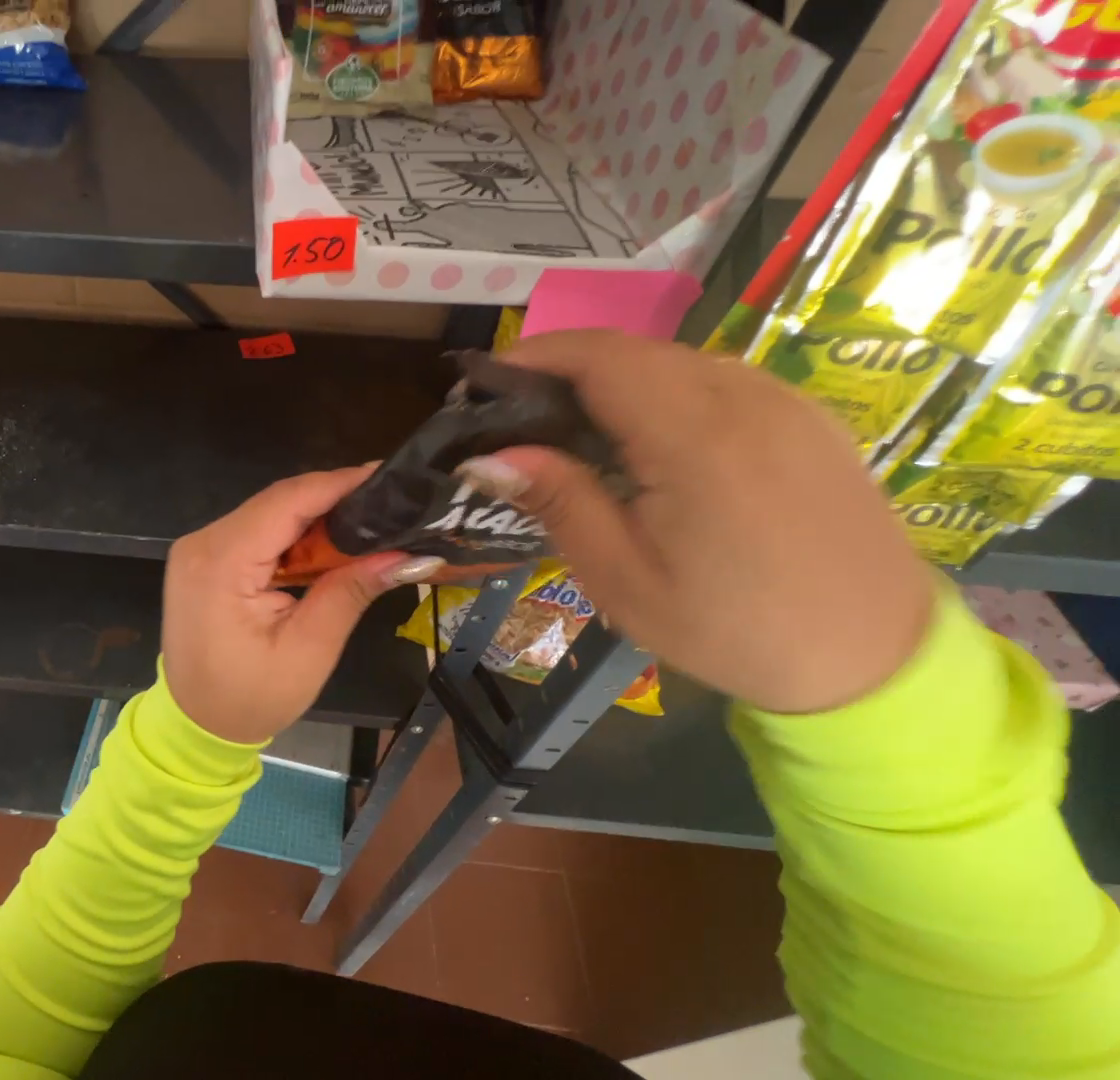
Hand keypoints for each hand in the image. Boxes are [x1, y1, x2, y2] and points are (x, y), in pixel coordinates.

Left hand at [162, 467, 442, 743]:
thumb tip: (406, 553)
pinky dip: (292, 536)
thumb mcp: (308, 649)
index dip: (338, 484)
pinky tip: (329, 542)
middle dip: (333, 500)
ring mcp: (198, 549)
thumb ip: (350, 591)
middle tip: (391, 502)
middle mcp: (201, 544)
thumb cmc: (250, 697)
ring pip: (267, 514)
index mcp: (219, 563)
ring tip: (371, 520)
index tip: (389, 475)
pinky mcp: (204, 560)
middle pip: (276, 503)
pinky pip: (254, 533)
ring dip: (315, 518)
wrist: (195, 724)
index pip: (285, 502)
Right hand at [462, 330, 935, 714]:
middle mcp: (748, 399)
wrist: (873, 659)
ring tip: (568, 433)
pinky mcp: (806, 418)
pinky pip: (715, 381)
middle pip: (634, 352)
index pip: (601, 357)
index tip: (482, 385)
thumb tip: (485, 454)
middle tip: (513, 418)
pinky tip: (641, 444)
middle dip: (563, 369)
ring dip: (611, 381)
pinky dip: (660, 394)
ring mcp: (785, 403)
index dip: (535, 356)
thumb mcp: (622, 578)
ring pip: (674, 362)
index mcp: (698, 438)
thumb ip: (558, 501)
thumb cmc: (731, 629)